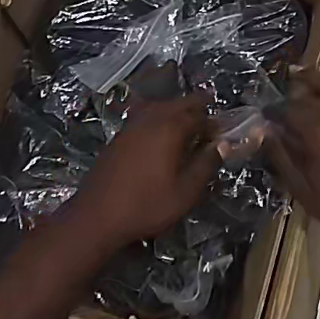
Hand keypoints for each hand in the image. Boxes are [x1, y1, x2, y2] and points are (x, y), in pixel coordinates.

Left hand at [65, 95, 219, 250]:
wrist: (97, 215)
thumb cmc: (146, 205)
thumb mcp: (185, 192)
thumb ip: (205, 165)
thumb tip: (223, 145)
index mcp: (169, 128)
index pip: (198, 115)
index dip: (213, 123)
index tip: (222, 134)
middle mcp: (150, 119)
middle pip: (177, 103)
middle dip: (195, 108)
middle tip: (208, 119)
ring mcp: (131, 126)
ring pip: (158, 106)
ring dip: (175, 109)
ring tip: (187, 122)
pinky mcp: (119, 136)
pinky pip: (144, 116)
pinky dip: (158, 117)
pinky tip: (160, 133)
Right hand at [270, 68, 319, 260]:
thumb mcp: (303, 190)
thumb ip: (282, 157)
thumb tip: (267, 135)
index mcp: (319, 131)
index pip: (288, 108)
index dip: (273, 110)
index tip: (265, 114)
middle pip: (312, 85)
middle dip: (294, 84)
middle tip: (281, 88)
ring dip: (318, 76)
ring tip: (304, 76)